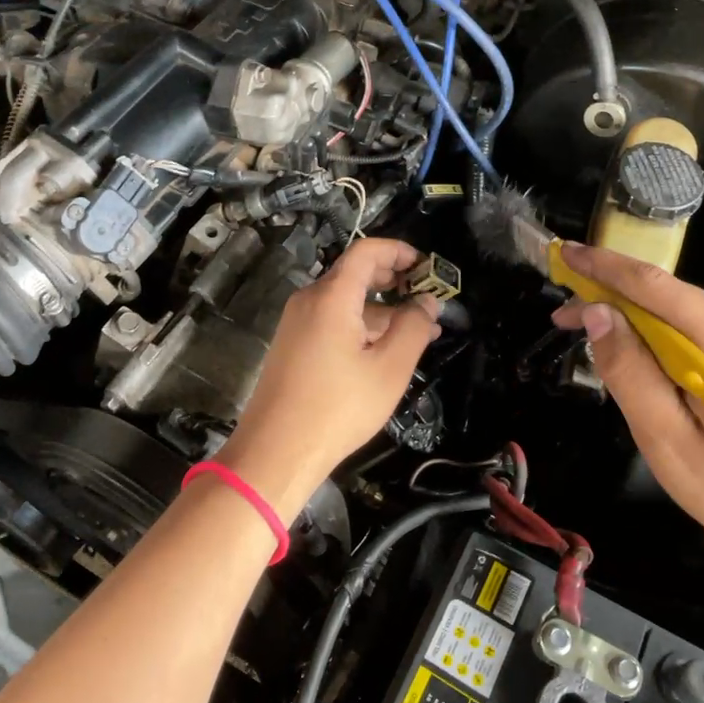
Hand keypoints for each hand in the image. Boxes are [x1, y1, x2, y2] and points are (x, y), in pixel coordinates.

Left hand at [218, 238, 440, 518]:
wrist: (276, 451)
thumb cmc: (338, 408)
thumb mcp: (389, 369)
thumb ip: (413, 328)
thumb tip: (427, 301)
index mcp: (331, 297)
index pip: (366, 251)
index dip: (398, 251)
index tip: (426, 266)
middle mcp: (309, 300)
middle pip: (354, 273)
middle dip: (393, 279)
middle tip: (426, 296)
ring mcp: (296, 323)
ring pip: (345, 301)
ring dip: (381, 308)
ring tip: (419, 331)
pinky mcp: (292, 345)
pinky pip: (332, 321)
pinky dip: (361, 326)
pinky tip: (385, 350)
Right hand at [551, 242, 703, 574]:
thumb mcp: (671, 444)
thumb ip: (631, 374)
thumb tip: (596, 314)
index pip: (656, 287)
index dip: (604, 268)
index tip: (564, 255)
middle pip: (674, 295)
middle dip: (616, 298)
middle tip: (566, 321)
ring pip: (695, 310)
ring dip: (647, 319)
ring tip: (609, 348)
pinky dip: (679, 335)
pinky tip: (660, 365)